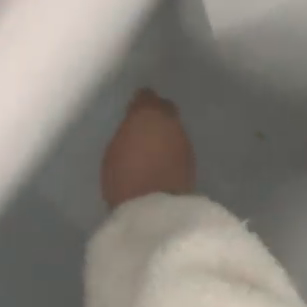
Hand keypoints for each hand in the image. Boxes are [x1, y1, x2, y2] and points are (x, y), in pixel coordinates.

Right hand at [100, 89, 195, 208]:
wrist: (155, 209)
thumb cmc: (125, 177)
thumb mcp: (114, 151)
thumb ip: (127, 134)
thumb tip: (135, 129)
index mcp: (147, 113)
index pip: (146, 97)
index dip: (139, 103)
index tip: (133, 109)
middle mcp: (170, 122)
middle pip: (166, 110)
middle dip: (157, 114)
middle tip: (145, 126)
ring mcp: (185, 142)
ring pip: (174, 129)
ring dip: (166, 135)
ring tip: (153, 148)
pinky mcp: (192, 162)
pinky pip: (178, 148)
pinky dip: (171, 152)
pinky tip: (162, 162)